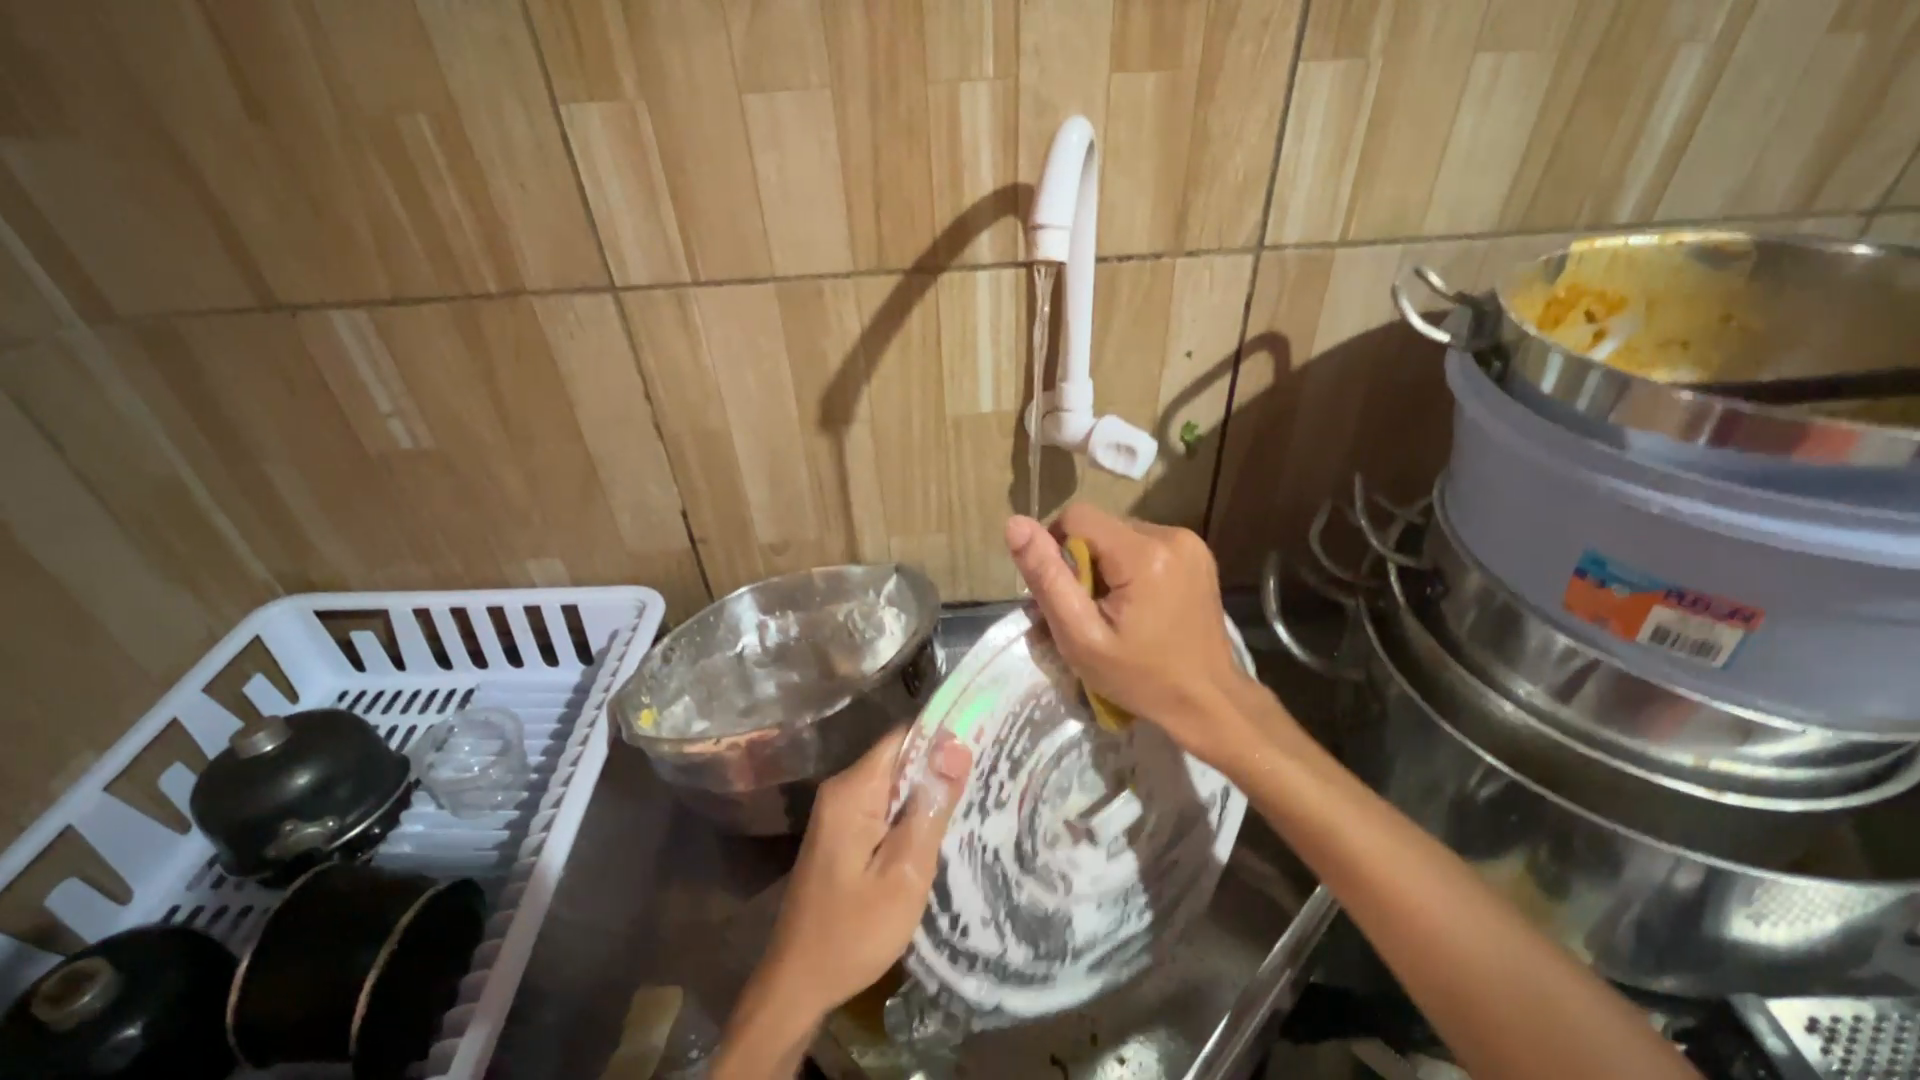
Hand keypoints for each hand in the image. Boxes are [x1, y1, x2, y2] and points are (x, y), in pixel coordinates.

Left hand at [753, 727, 971, 1017]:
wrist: (800, 982)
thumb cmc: (854, 932)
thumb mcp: (904, 872)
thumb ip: (930, 808)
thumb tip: (956, 745)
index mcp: (852, 792)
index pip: (904, 738)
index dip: (945, 736)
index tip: (987, 742)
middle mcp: (842, 792)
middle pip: (900, 759)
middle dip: (942, 767)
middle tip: (991, 780)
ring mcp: (839, 815)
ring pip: (895, 786)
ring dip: (929, 795)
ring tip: (977, 803)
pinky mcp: (843, 837)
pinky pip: (885, 809)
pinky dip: (912, 817)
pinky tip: (941, 833)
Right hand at [1005, 504, 1262, 766]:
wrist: (1207, 700)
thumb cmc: (1140, 678)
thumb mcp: (1081, 637)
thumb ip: (1047, 578)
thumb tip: (1014, 523)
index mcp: (1144, 554)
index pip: (1076, 517)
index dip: (1056, 549)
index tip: (1064, 594)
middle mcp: (1172, 535)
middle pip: (1100, 527)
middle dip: (1084, 562)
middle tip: (1089, 612)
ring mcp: (1191, 543)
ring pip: (1121, 535)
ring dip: (1107, 566)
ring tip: (1115, 612)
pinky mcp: (1198, 554)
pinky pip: (1145, 545)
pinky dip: (1131, 568)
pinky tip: (1139, 605)